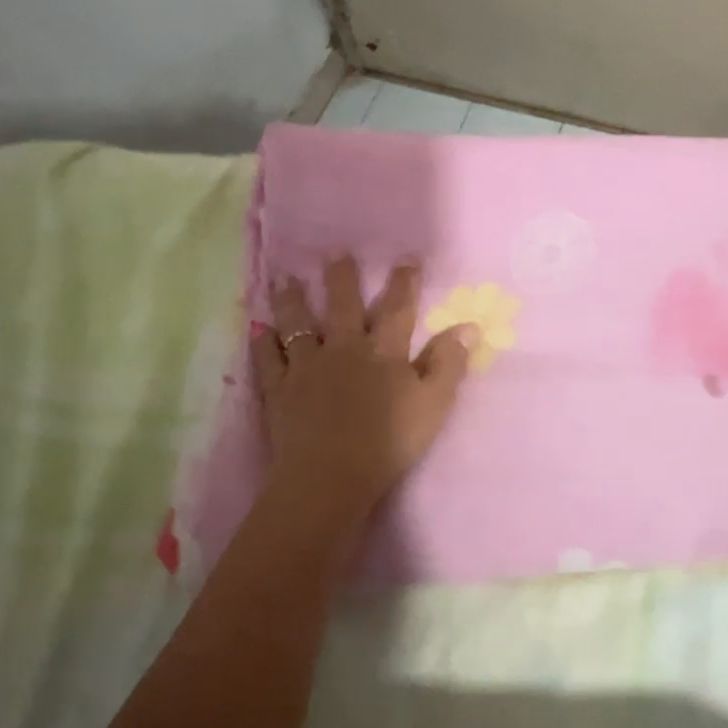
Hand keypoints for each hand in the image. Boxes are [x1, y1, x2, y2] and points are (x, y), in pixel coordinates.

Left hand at [251, 256, 475, 522]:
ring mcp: (307, 367)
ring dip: (294, 300)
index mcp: (384, 351)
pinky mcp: (279, 390)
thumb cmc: (390, 441)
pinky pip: (269, 360)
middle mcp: (344, 348)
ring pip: (299, 324)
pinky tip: (259, 330)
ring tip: (286, 278)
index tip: (406, 259)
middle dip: (342, 278)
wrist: (330, 475)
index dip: (403, 283)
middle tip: (336, 252)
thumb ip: (449, 364)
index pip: (398, 309)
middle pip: (343, 306)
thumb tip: (468, 327)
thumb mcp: (434, 403)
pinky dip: (264, 343)